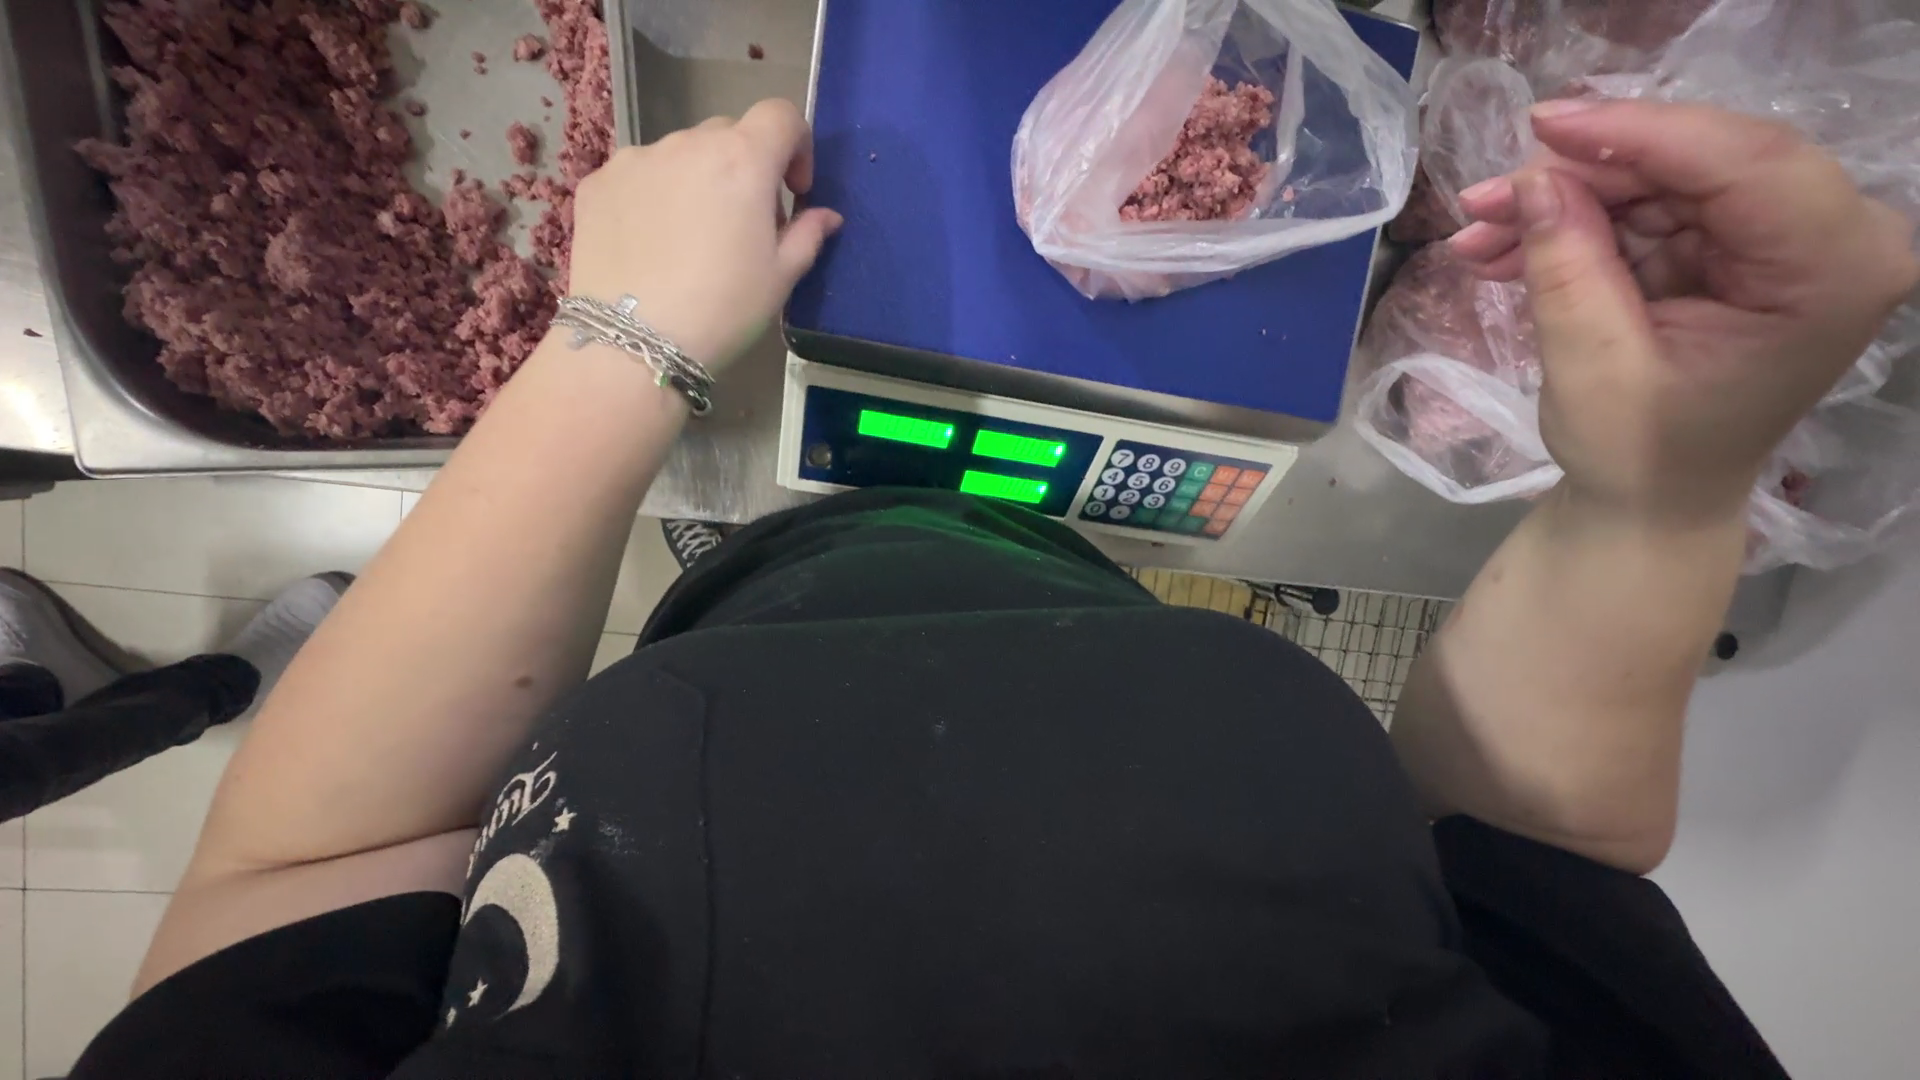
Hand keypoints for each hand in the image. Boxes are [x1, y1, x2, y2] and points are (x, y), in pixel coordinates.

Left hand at [565, 98, 843, 370]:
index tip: (794, 191)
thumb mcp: (780, 278)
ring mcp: (636, 159)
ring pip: (682, 155)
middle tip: (746, 225)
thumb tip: (825, 216)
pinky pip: (640, 176)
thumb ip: (808, 234)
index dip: (797, 145)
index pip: (781, 115)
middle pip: (729, 135)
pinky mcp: (599, 182)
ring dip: (699, 182)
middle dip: (747, 168)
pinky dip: (656, 197)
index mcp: (743, 161)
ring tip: (693, 241)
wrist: (634, 341)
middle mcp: (688, 144)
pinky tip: (654, 246)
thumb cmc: (724, 309)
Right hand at [1447, 101, 1918, 524]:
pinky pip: (1644, 220)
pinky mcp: (1726, 256)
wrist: (1650, 499)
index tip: (1541, 125)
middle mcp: (1823, 239)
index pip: (1745, 164)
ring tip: (1474, 237)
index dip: (1639, 134)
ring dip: (1560, 208)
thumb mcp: (1591, 366)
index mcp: (1828, 271)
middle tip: (1480, 200)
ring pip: (1659, 188)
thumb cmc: (1634, 452)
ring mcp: (1773, 244)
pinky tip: (1504, 251)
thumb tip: (1530, 184)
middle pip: (1697, 167)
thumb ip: (1567, 268)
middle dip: (1579, 178)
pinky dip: (1570, 233)